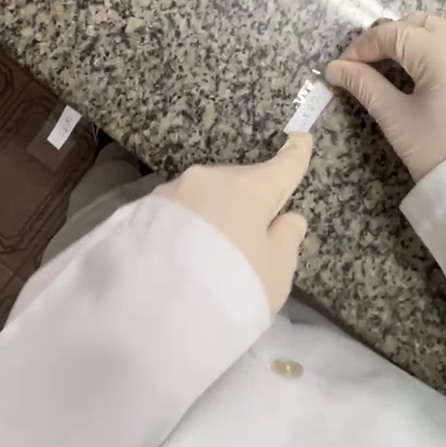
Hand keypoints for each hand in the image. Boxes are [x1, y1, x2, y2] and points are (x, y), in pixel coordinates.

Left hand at [156, 133, 312, 314]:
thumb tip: (288, 219)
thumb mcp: (275, 274)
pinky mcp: (144, 208)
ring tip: (208, 257)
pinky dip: (186, 227)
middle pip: (239, 186)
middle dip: (246, 204)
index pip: (282, 166)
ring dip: (212, 216)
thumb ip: (285, 240)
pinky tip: (182, 256)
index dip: (295, 154)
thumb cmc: (231, 287)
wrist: (152, 307)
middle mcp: (210, 178)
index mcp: (250, 188)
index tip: (301, 138)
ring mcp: (174, 190)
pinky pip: (178, 213)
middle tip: (247, 244)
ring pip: (205, 198)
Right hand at [326, 9, 445, 181]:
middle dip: (390, 41)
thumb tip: (336, 68)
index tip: (342, 68)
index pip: (388, 34)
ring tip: (409, 62)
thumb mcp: (398, 119)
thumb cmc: (444, 153)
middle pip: (417, 23)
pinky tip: (444, 65)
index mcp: (439, 48)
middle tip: (371, 68)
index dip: (360, 48)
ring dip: (423, 34)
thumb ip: (365, 86)